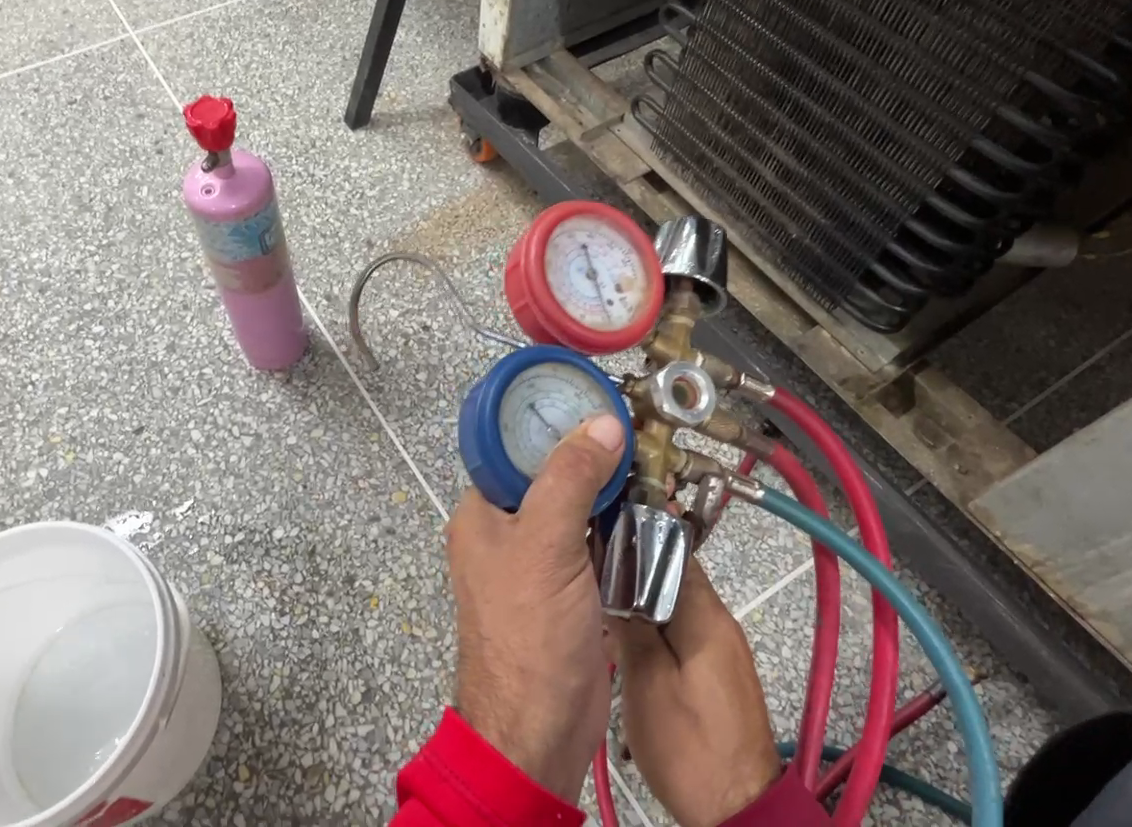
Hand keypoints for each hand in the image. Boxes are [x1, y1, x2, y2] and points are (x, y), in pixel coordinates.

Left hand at [447, 414, 623, 802]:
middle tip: (634, 432)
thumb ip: (570, 479)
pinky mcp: (568, 586)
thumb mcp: (546, 545)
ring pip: (574, 506)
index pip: (510, 445)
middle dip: (589, 454)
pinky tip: (649, 509)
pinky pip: (593, 540)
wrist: (539, 731)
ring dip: (608, 489)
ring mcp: (537, 560)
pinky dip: (618, 524)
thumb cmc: (530, 636)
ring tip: (650, 462)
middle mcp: (505, 530)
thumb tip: (603, 422)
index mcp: (482, 512)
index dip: (550, 420)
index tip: (595, 401)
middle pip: (547, 472)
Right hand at [613, 557, 780, 826]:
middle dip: (629, 569)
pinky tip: (620, 642)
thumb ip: (630, 622)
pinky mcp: (716, 672)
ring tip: (594, 604)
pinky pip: (678, 631)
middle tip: (586, 571)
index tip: (598, 528)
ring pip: (671, 605)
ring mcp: (720, 648)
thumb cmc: (687, 743)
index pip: (672, 548)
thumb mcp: (646, 679)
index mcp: (705, 613)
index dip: (635, 533)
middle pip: (670, 574)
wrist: (737, 810)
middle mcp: (718, 621)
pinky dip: (650, 628)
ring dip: (636, 600)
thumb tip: (614, 573)